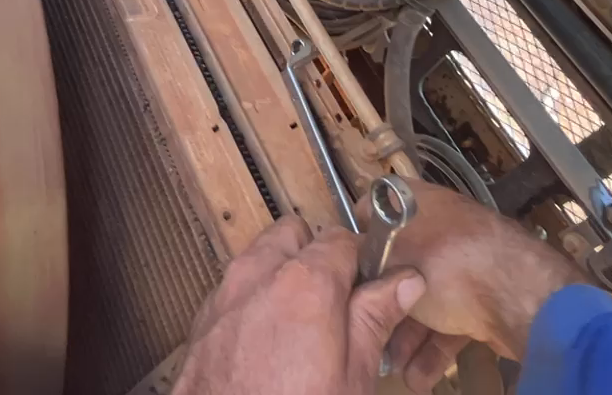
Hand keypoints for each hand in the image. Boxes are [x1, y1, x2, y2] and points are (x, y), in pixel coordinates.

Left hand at [171, 216, 426, 394]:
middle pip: (295, 234)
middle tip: (333, 305)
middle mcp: (260, 271)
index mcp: (305, 281)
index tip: (368, 287)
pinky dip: (255, 297)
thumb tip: (405, 280)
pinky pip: (237, 285)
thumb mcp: (353, 376)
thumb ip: (375, 317)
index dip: (360, 261)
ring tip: (300, 327)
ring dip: (282, 273)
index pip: (341, 239)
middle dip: (315, 257)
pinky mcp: (205, 312)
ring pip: (262, 255)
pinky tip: (266, 341)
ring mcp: (227, 289)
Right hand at [371, 179, 583, 363]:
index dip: (356, 239)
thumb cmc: (444, 265)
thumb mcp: (391, 260)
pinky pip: (452, 317)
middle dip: (385, 304)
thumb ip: (366, 257)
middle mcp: (438, 223)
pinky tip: (420, 378)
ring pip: (426, 295)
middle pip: (399, 263)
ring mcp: (465, 260)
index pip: (372, 210)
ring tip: (395, 368)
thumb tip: (350, 257)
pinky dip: (435, 344)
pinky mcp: (486, 295)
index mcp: (413, 200)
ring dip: (409, 334)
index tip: (346, 271)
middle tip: (371, 333)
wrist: (521, 298)